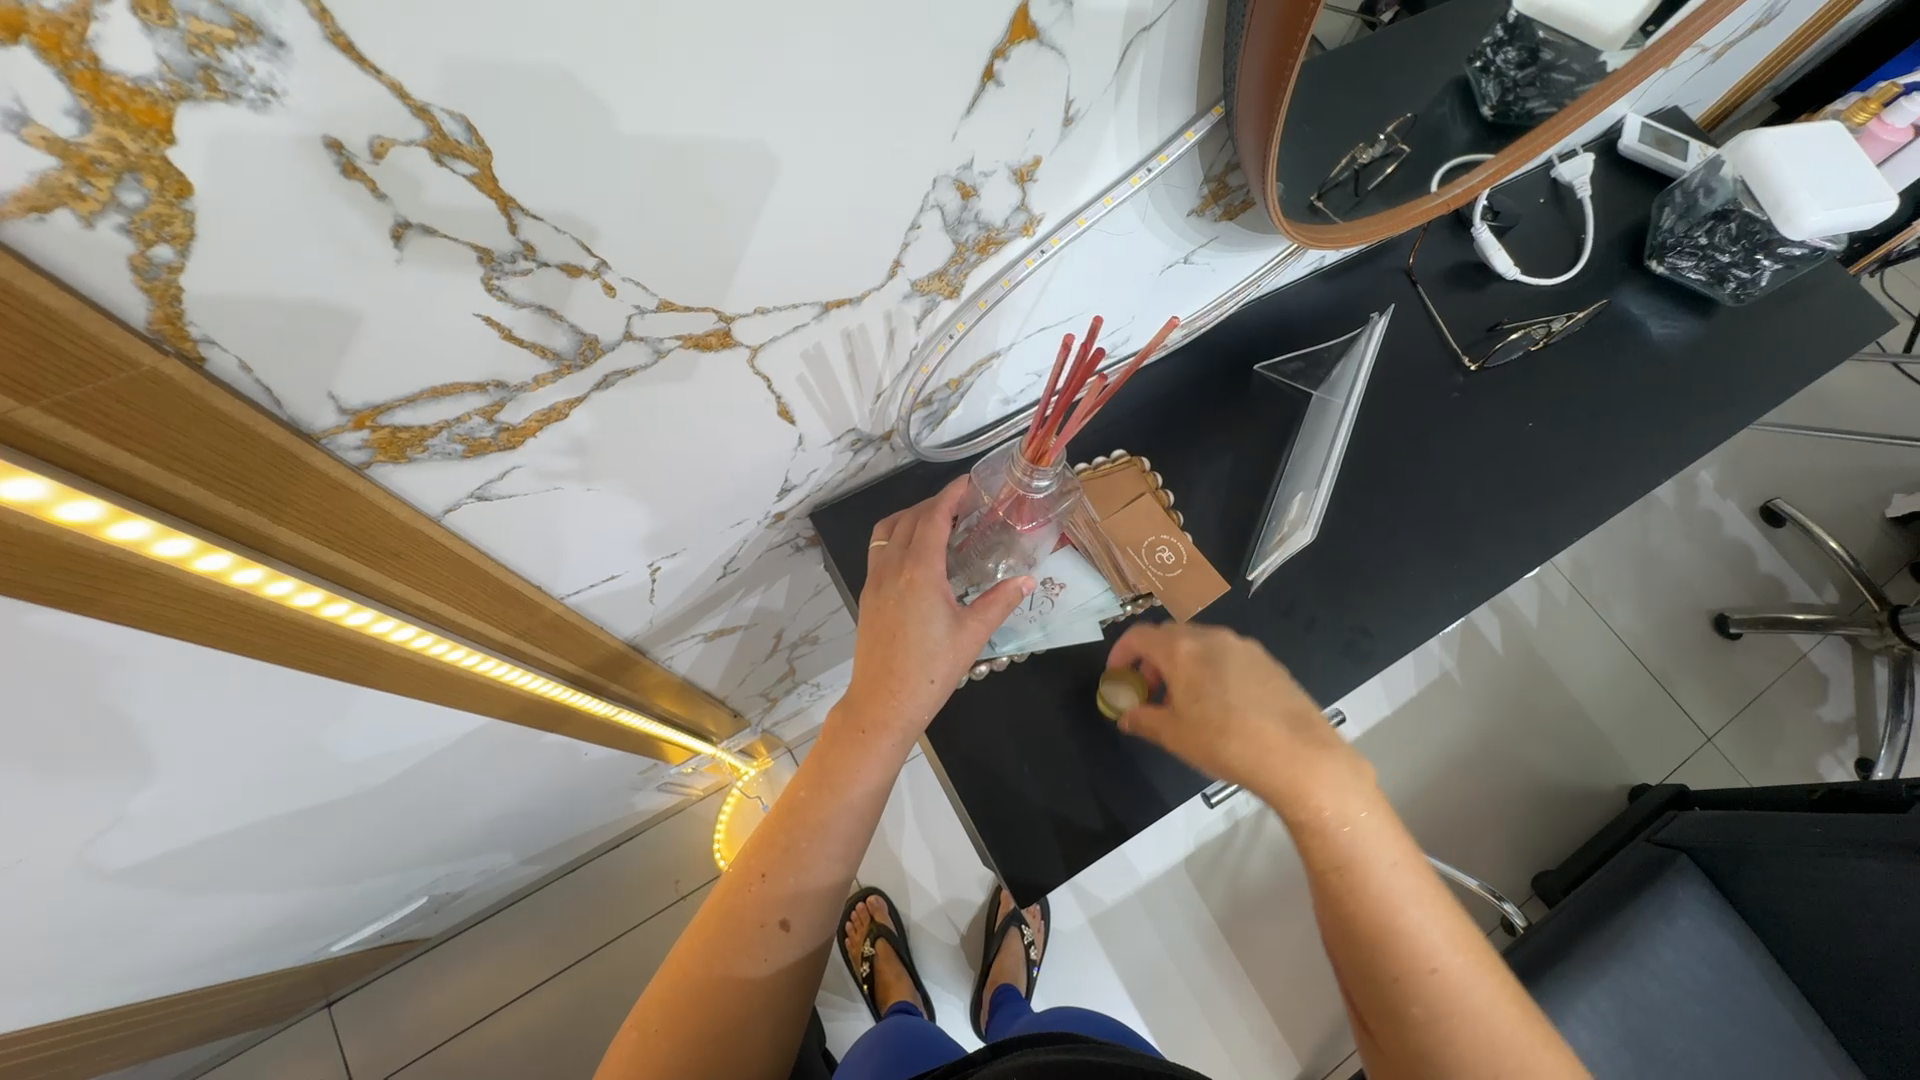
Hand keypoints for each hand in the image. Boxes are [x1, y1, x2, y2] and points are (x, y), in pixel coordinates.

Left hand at [841, 477, 1034, 737]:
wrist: (884, 702)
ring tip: (939, 522)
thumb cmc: (931, 670)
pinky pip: (880, 549)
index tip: (968, 483)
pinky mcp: (868, 594)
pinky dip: (898, 536)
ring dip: (911, 516)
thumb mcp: (972, 635)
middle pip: (910, 518)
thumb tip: (1025, 580)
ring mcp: (875, 580)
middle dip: (935, 503)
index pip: (933, 517)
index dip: (951, 495)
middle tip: (963, 503)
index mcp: (919, 571)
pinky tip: (919, 554)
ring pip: (887, 530)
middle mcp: (892, 567)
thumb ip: (999, 602)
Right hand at [1107, 622, 1365, 798]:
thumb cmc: (1225, 742)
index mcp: (1182, 649)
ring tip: (1185, 702)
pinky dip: (1211, 670)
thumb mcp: (1174, 736)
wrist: (1300, 756)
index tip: (1117, 678)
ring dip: (1183, 665)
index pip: (1139, 636)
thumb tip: (1126, 715)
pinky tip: (1222, 706)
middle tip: (1150, 693)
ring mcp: (1244, 647)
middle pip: (1170, 637)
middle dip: (1152, 661)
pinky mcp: (1269, 661)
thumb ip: (1143, 719)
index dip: (1121, 654)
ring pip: (1201, 645)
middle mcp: (1212, 637)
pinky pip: (1228, 656)